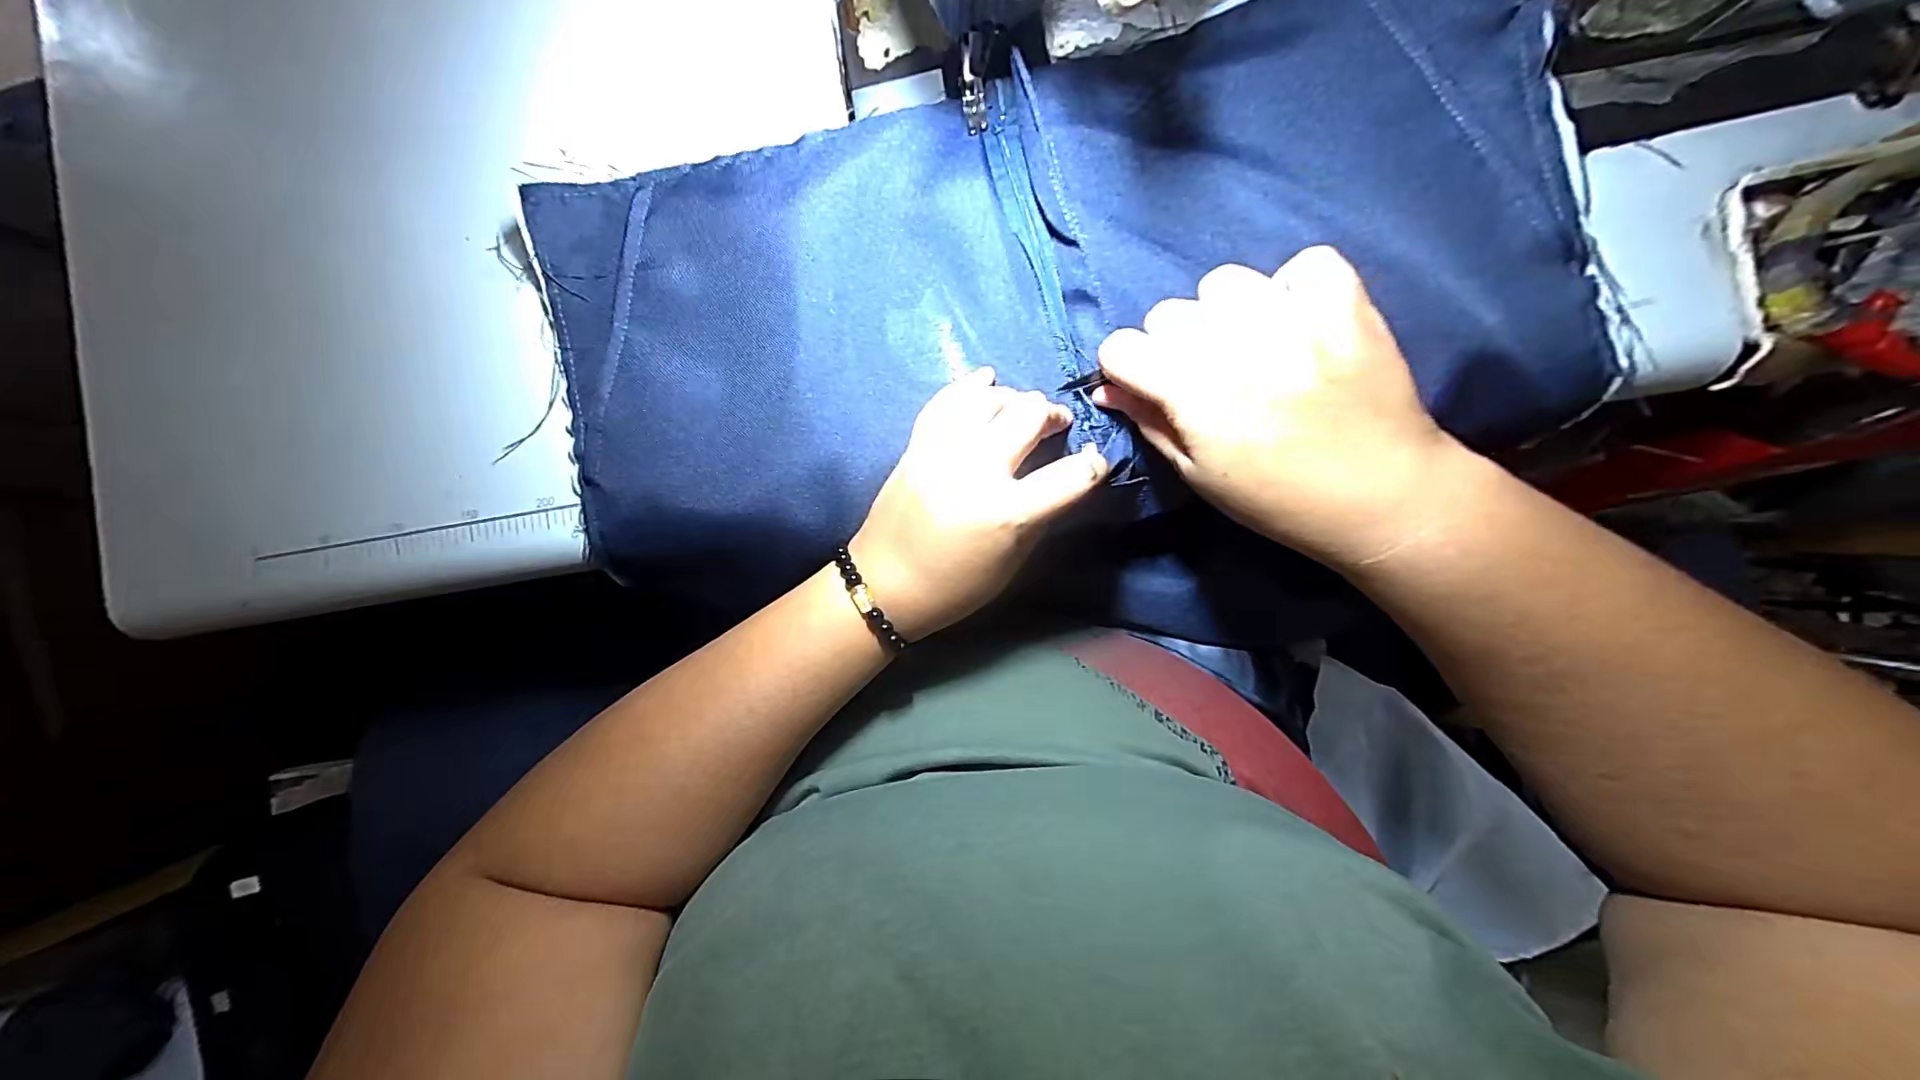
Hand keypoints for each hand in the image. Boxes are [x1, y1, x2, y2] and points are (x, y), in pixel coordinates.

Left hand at [849, 366, 1109, 639]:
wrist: (884, 585)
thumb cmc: (956, 586)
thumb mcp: (1012, 562)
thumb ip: (1043, 513)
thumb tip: (1068, 476)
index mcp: (1007, 513)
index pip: (1072, 475)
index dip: (1094, 465)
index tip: (1093, 463)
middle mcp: (975, 472)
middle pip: (1029, 415)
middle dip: (1053, 415)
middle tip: (1056, 425)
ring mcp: (941, 453)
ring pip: (989, 398)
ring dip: (1015, 398)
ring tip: (1022, 410)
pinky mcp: (916, 446)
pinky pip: (946, 400)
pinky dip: (970, 385)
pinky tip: (988, 379)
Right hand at [1093, 246, 1468, 567]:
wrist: (1379, 495)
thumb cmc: (1275, 498)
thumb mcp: (1197, 473)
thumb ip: (1149, 421)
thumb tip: (1108, 388)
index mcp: (1190, 388)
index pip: (1120, 346)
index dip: (1129, 370)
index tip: (1150, 389)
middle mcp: (1232, 340)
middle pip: (1167, 314)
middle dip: (1175, 346)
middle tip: (1212, 380)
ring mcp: (1290, 313)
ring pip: (1223, 283)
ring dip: (1227, 314)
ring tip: (1256, 348)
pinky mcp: (1343, 298)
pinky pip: (1301, 264)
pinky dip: (1295, 289)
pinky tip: (1301, 325)